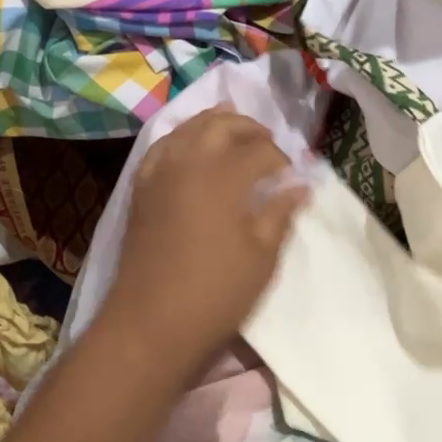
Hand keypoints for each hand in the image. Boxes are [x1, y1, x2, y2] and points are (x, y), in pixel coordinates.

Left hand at [98, 109, 307, 379]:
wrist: (152, 320)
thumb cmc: (216, 292)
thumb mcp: (261, 257)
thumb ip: (280, 214)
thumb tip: (300, 186)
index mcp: (225, 177)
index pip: (260, 151)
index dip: (280, 158)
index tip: (291, 175)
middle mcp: (191, 162)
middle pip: (222, 126)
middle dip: (248, 127)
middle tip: (265, 138)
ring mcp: (161, 171)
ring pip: (188, 127)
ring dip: (213, 121)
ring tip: (231, 123)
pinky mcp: (141, 186)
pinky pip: (162, 145)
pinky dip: (180, 136)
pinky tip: (188, 143)